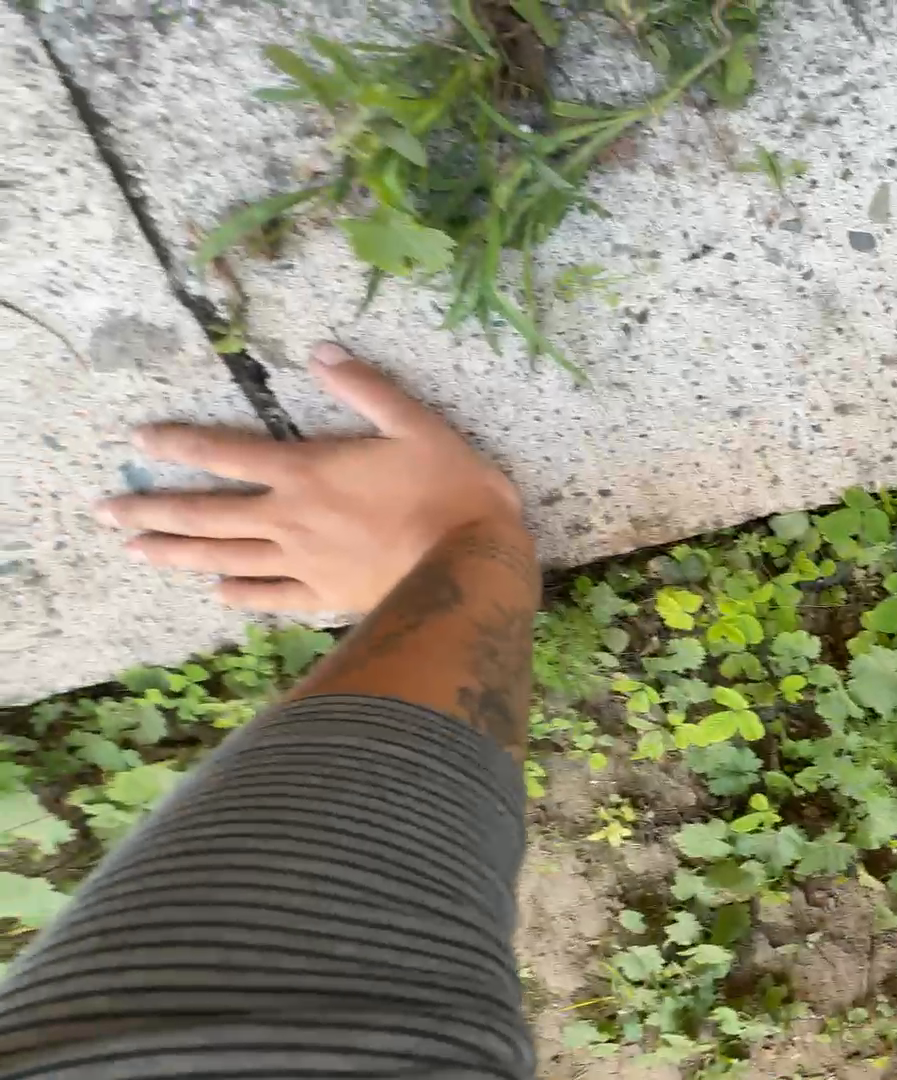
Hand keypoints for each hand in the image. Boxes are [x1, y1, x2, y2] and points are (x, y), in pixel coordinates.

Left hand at [97, 343, 527, 613]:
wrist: (473, 556)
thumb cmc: (453, 490)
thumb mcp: (422, 427)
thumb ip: (370, 390)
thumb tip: (323, 351)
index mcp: (306, 472)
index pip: (224, 453)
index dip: (178, 444)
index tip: (141, 442)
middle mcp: (288, 518)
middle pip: (204, 513)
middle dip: (151, 508)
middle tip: (107, 510)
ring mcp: (303, 560)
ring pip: (223, 556)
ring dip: (175, 551)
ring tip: (137, 549)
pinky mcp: (326, 592)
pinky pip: (270, 594)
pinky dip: (240, 593)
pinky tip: (221, 591)